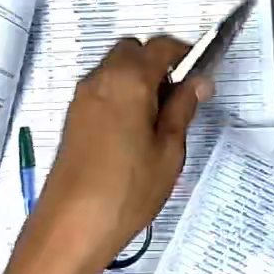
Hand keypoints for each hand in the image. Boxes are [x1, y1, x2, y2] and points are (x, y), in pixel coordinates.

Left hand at [19, 37, 206, 273]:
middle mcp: (100, 80)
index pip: (160, 46)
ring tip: (162, 119)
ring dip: (140, 79)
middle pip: (133, 50)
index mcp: (128, 81)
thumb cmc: (127, 190)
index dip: (186, 53)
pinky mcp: (74, 118)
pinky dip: (124, 95)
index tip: (202, 74)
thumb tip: (198, 82)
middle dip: (159, 63)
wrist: (71, 228)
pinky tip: (138, 132)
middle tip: (182, 96)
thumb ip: (183, 108)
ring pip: (116, 69)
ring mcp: (82, 99)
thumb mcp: (170, 150)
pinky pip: (104, 90)